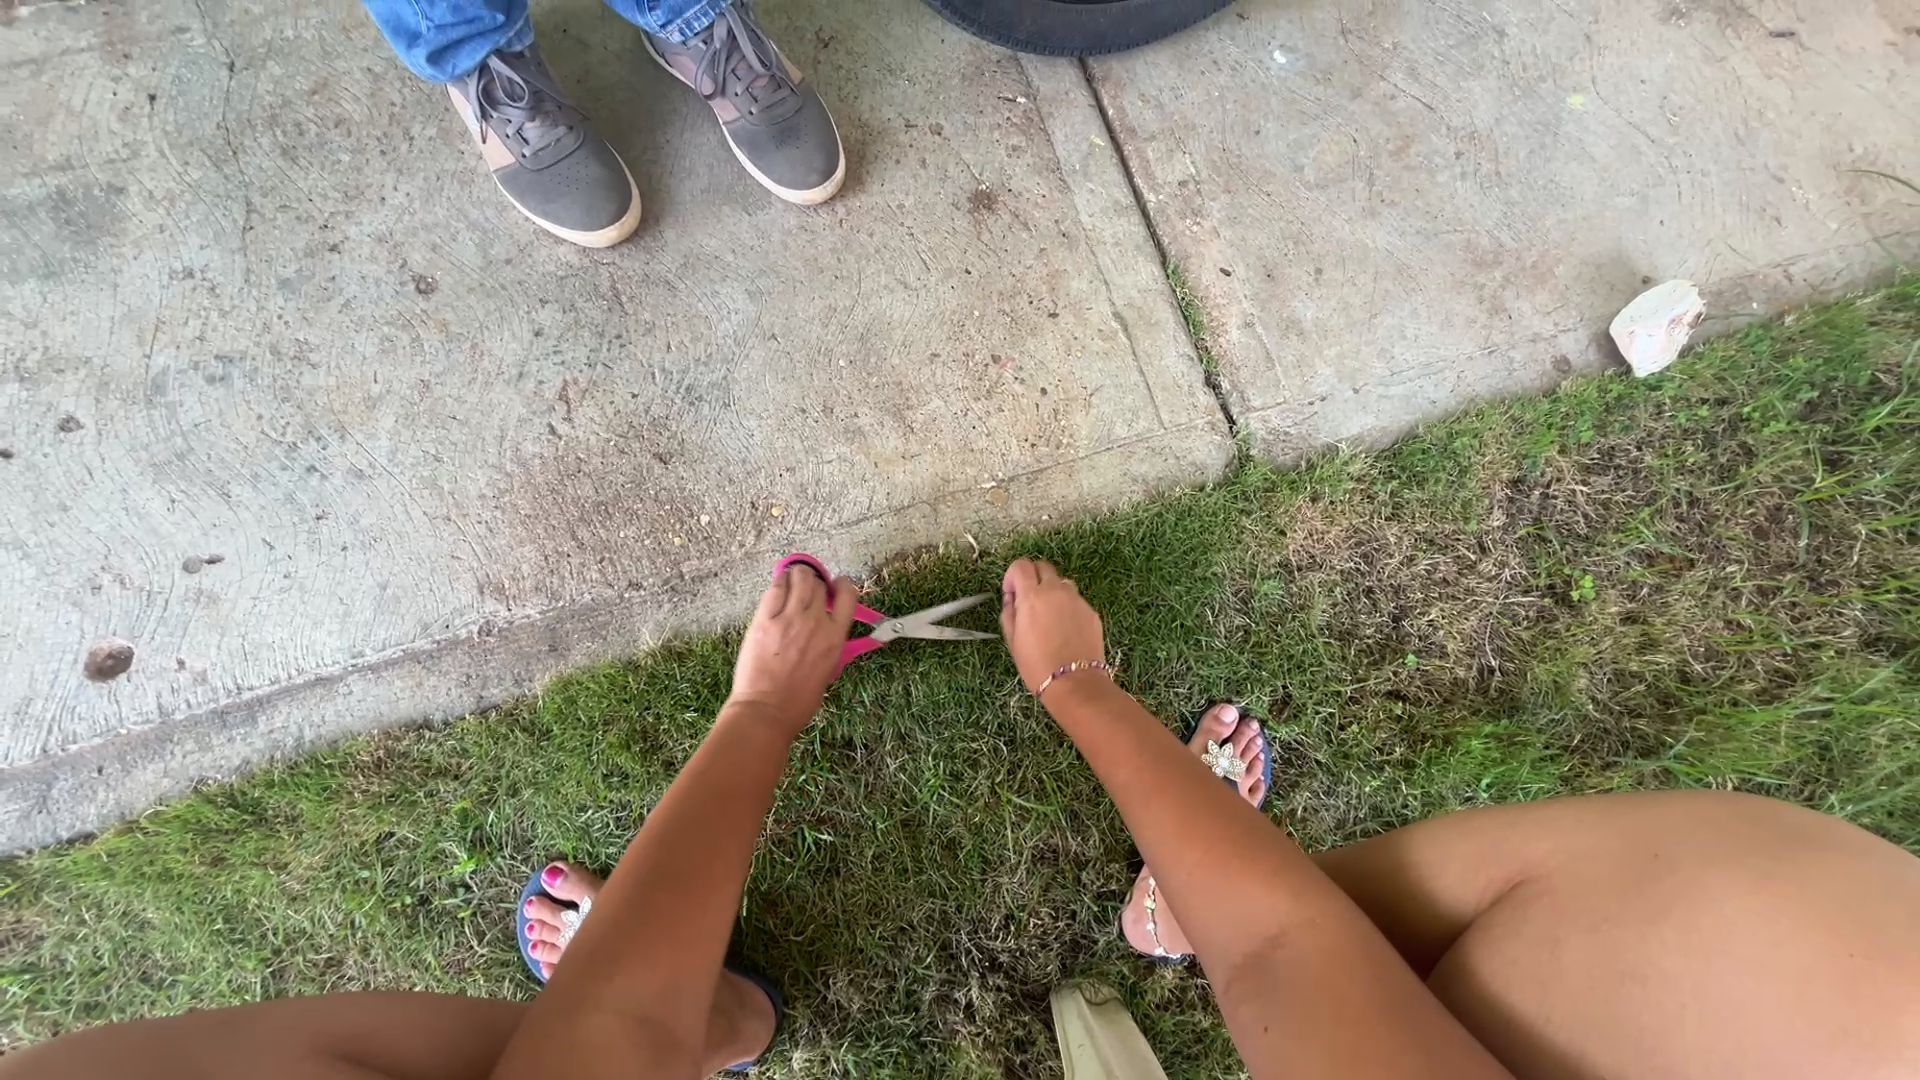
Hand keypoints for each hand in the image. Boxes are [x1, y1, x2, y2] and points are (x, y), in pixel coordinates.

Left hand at [728, 564, 856, 734]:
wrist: (766, 710)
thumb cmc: (799, 700)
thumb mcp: (828, 669)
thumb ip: (828, 643)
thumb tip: (824, 628)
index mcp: (835, 637)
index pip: (847, 595)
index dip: (841, 585)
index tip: (835, 585)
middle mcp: (816, 622)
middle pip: (819, 585)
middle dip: (815, 582)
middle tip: (807, 587)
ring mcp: (789, 618)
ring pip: (799, 579)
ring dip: (798, 575)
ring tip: (793, 579)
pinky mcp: (765, 619)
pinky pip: (775, 589)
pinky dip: (780, 581)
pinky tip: (779, 583)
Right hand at [999, 558, 1104, 695]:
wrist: (1074, 683)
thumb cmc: (1036, 665)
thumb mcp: (1012, 640)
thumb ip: (1009, 612)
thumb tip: (1013, 600)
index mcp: (1032, 596)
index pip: (1020, 565)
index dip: (1012, 576)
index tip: (1011, 594)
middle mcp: (1056, 591)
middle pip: (1042, 566)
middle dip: (1032, 578)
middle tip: (1028, 601)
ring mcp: (1077, 600)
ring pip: (1061, 583)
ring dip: (1052, 592)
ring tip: (1049, 617)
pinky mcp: (1091, 612)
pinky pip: (1075, 601)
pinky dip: (1067, 608)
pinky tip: (1066, 631)